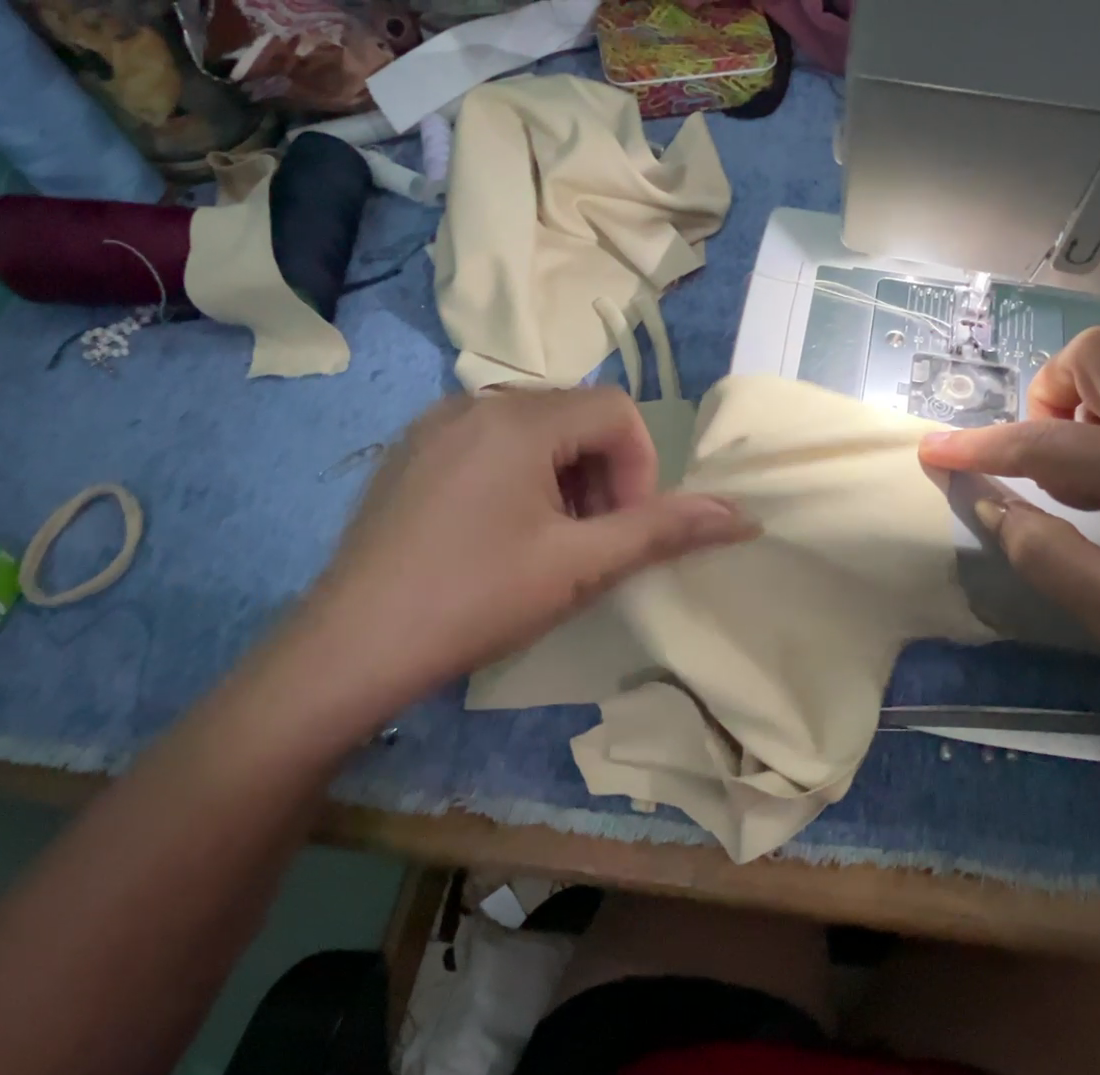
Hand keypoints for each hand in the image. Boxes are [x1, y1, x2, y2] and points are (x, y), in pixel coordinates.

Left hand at [283, 387, 757, 721]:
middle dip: (602, 477)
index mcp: (518, 419)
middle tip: (590, 544)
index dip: (639, 470)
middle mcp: (473, 403)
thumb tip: (744, 516)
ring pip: (532, 432)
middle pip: (575, 417)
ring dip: (564, 481)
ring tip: (548, 546)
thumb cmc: (478, 600)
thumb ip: (666, 532)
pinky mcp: (409, 455)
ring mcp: (432, 427)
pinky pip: (488, 445)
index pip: (616, 411)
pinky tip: (498, 539)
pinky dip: (518, 480)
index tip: (621, 531)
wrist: (355, 646)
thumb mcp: (582, 566)